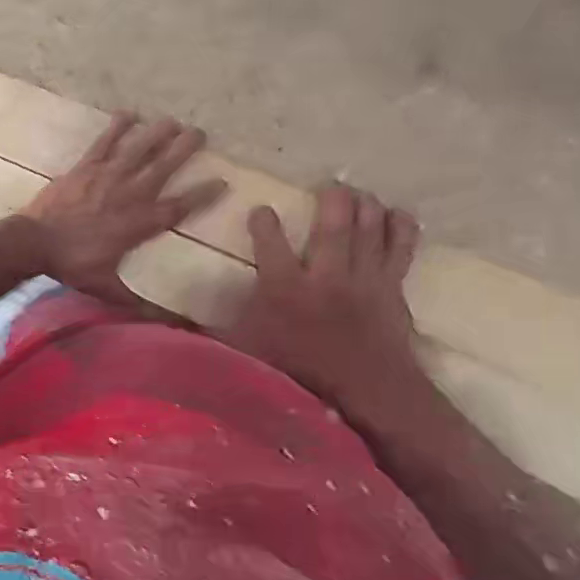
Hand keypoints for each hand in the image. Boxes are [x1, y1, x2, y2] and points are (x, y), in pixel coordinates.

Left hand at [15, 114, 227, 306]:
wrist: (34, 243)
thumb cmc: (72, 266)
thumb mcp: (106, 288)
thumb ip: (136, 303)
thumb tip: (166, 327)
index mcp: (138, 224)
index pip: (178, 207)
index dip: (202, 194)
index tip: (222, 182)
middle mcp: (129, 195)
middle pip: (163, 167)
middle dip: (184, 149)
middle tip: (201, 133)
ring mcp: (107, 177)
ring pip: (138, 149)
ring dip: (157, 133)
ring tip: (174, 121)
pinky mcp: (85, 167)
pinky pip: (104, 143)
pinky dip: (116, 127)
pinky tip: (128, 114)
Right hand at [223, 184, 424, 403]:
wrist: (366, 393)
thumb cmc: (302, 373)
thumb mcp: (249, 354)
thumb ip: (218, 334)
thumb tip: (178, 327)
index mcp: (286, 290)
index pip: (270, 243)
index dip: (264, 222)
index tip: (261, 210)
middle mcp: (326, 276)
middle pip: (333, 223)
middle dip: (332, 197)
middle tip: (328, 185)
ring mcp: (364, 278)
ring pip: (368, 226)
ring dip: (364, 203)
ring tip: (358, 193)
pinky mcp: (392, 286)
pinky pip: (401, 246)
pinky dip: (401, 226)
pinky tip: (395, 214)